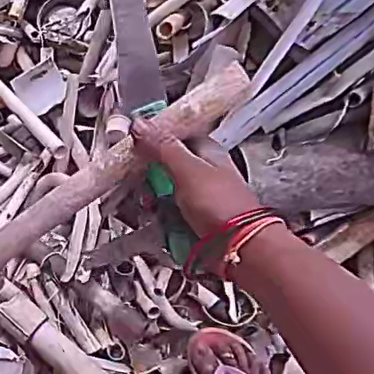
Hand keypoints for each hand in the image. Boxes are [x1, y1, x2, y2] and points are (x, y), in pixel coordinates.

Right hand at [132, 119, 262, 236]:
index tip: (134, 146)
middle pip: (162, 167)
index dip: (152, 140)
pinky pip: (165, 215)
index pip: (173, 136)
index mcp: (205, 152)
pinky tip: (159, 222)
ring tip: (151, 207)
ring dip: (152, 201)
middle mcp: (200, 173)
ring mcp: (195, 198)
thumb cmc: (224, 206)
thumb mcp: (188, 170)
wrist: (238, 248)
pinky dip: (159, 219)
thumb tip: (140, 124)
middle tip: (144, 185)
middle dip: (148, 178)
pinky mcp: (189, 220)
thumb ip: (163, 147)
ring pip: (160, 192)